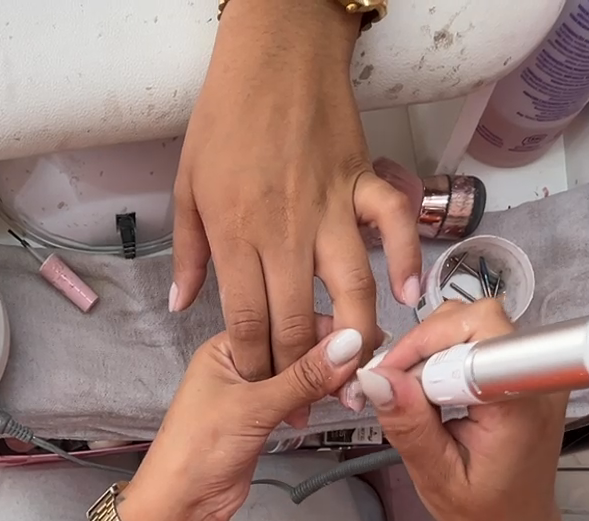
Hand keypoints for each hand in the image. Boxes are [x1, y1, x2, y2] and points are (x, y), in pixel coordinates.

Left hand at [117, 324, 366, 520]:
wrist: (180, 506)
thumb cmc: (197, 451)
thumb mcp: (253, 408)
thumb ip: (303, 377)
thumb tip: (350, 344)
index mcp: (225, 348)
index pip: (283, 321)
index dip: (324, 330)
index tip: (363, 341)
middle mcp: (237, 364)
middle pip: (294, 347)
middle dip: (329, 359)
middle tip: (362, 373)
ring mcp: (249, 393)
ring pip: (298, 376)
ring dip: (325, 383)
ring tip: (351, 393)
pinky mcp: (260, 420)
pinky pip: (295, 400)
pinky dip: (314, 401)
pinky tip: (332, 404)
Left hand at [171, 0, 423, 379]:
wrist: (273, 49)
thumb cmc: (223, 120)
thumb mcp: (186, 190)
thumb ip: (188, 255)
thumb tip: (182, 304)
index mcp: (236, 237)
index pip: (248, 322)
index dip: (257, 366)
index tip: (263, 392)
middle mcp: (284, 232)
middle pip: (293, 320)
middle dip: (299, 372)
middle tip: (308, 404)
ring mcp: (328, 208)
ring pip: (348, 287)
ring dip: (355, 336)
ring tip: (359, 372)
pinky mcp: (361, 183)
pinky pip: (391, 225)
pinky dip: (404, 258)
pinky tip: (407, 297)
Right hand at [354, 301, 567, 520]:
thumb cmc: (480, 512)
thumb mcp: (434, 476)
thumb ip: (409, 425)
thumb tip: (375, 377)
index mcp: (520, 400)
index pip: (478, 330)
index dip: (426, 343)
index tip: (390, 377)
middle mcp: (536, 377)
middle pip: (473, 320)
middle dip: (423, 346)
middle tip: (393, 388)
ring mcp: (532, 373)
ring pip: (471, 328)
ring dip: (429, 354)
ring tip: (408, 395)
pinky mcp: (520, 376)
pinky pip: (476, 346)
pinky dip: (441, 362)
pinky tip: (426, 395)